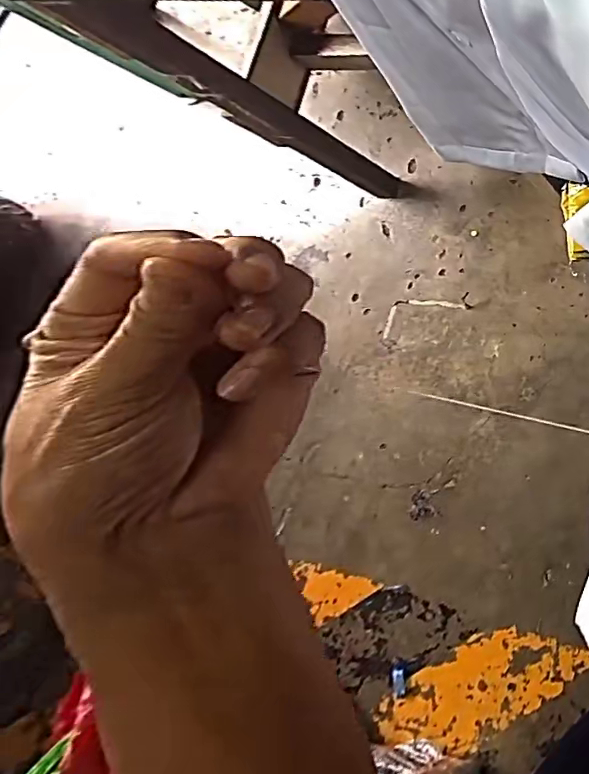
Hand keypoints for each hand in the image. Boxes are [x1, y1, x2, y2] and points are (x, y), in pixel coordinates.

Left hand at [2, 231, 323, 583]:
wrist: (162, 524)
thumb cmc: (98, 469)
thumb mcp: (108, 392)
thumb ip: (155, 324)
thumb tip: (181, 259)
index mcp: (104, 319)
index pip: (136, 255)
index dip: (174, 249)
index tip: (204, 262)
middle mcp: (176, 319)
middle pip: (225, 258)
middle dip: (249, 263)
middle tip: (253, 279)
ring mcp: (235, 341)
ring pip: (279, 289)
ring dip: (272, 307)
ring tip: (246, 341)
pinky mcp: (284, 364)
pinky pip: (306, 334)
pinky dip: (286, 354)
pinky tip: (250, 385)